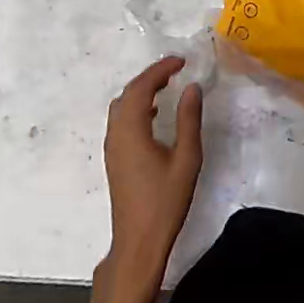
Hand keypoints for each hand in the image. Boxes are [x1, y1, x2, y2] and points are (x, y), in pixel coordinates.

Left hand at [100, 56, 203, 301]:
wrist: (138, 241)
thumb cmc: (165, 201)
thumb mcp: (186, 159)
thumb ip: (188, 120)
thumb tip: (191, 88)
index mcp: (131, 130)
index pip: (141, 87)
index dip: (159, 70)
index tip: (181, 61)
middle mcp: (116, 134)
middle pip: (127, 93)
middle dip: (150, 77)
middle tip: (175, 69)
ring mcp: (112, 147)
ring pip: (121, 107)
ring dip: (141, 91)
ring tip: (166, 86)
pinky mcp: (114, 158)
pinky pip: (121, 120)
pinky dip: (136, 107)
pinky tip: (153, 114)